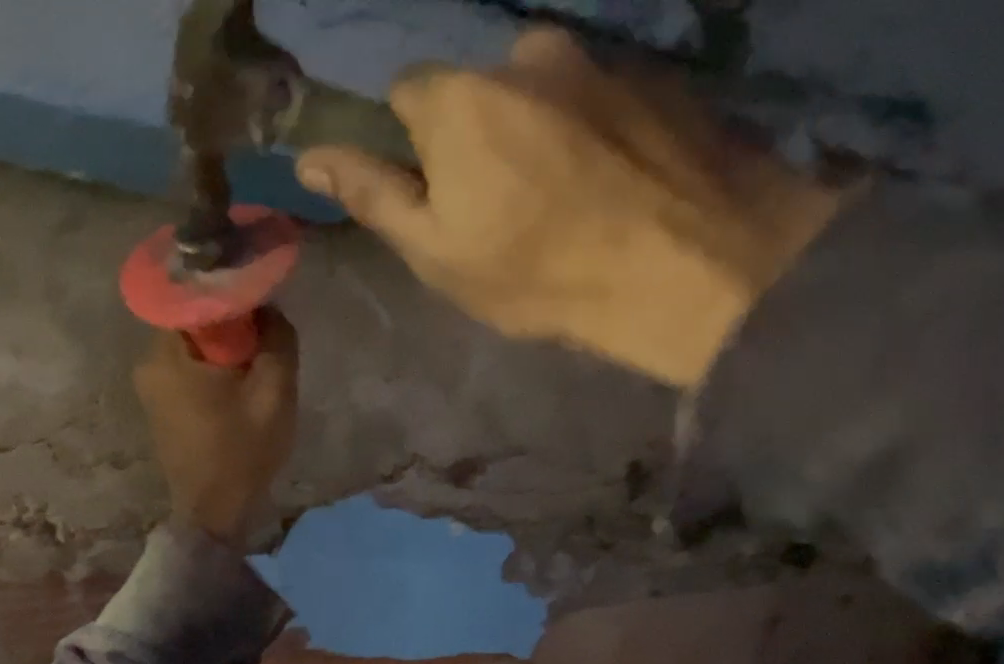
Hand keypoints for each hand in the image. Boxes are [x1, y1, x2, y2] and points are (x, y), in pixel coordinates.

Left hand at [133, 310, 298, 547]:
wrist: (212, 511)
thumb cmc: (242, 452)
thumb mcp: (274, 391)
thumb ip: (276, 337)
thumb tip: (267, 307)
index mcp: (167, 354)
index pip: (194, 293)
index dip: (230, 288)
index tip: (260, 292)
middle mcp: (147, 362)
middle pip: (191, 318)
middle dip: (229, 319)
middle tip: (265, 330)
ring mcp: (148, 384)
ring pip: (190, 343)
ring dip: (222, 344)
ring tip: (256, 356)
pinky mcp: (157, 402)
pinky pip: (185, 366)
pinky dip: (210, 365)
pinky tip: (236, 380)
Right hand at [294, 28, 845, 387]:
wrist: (694, 268)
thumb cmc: (538, 270)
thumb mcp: (434, 249)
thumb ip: (372, 193)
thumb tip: (308, 155)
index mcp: (459, 98)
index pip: (406, 91)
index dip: (412, 143)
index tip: (434, 190)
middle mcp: (526, 54)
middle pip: (475, 88)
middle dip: (476, 132)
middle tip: (501, 201)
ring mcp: (599, 58)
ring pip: (539, 88)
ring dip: (535, 127)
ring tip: (562, 193)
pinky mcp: (657, 76)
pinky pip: (596, 94)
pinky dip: (589, 127)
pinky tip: (609, 180)